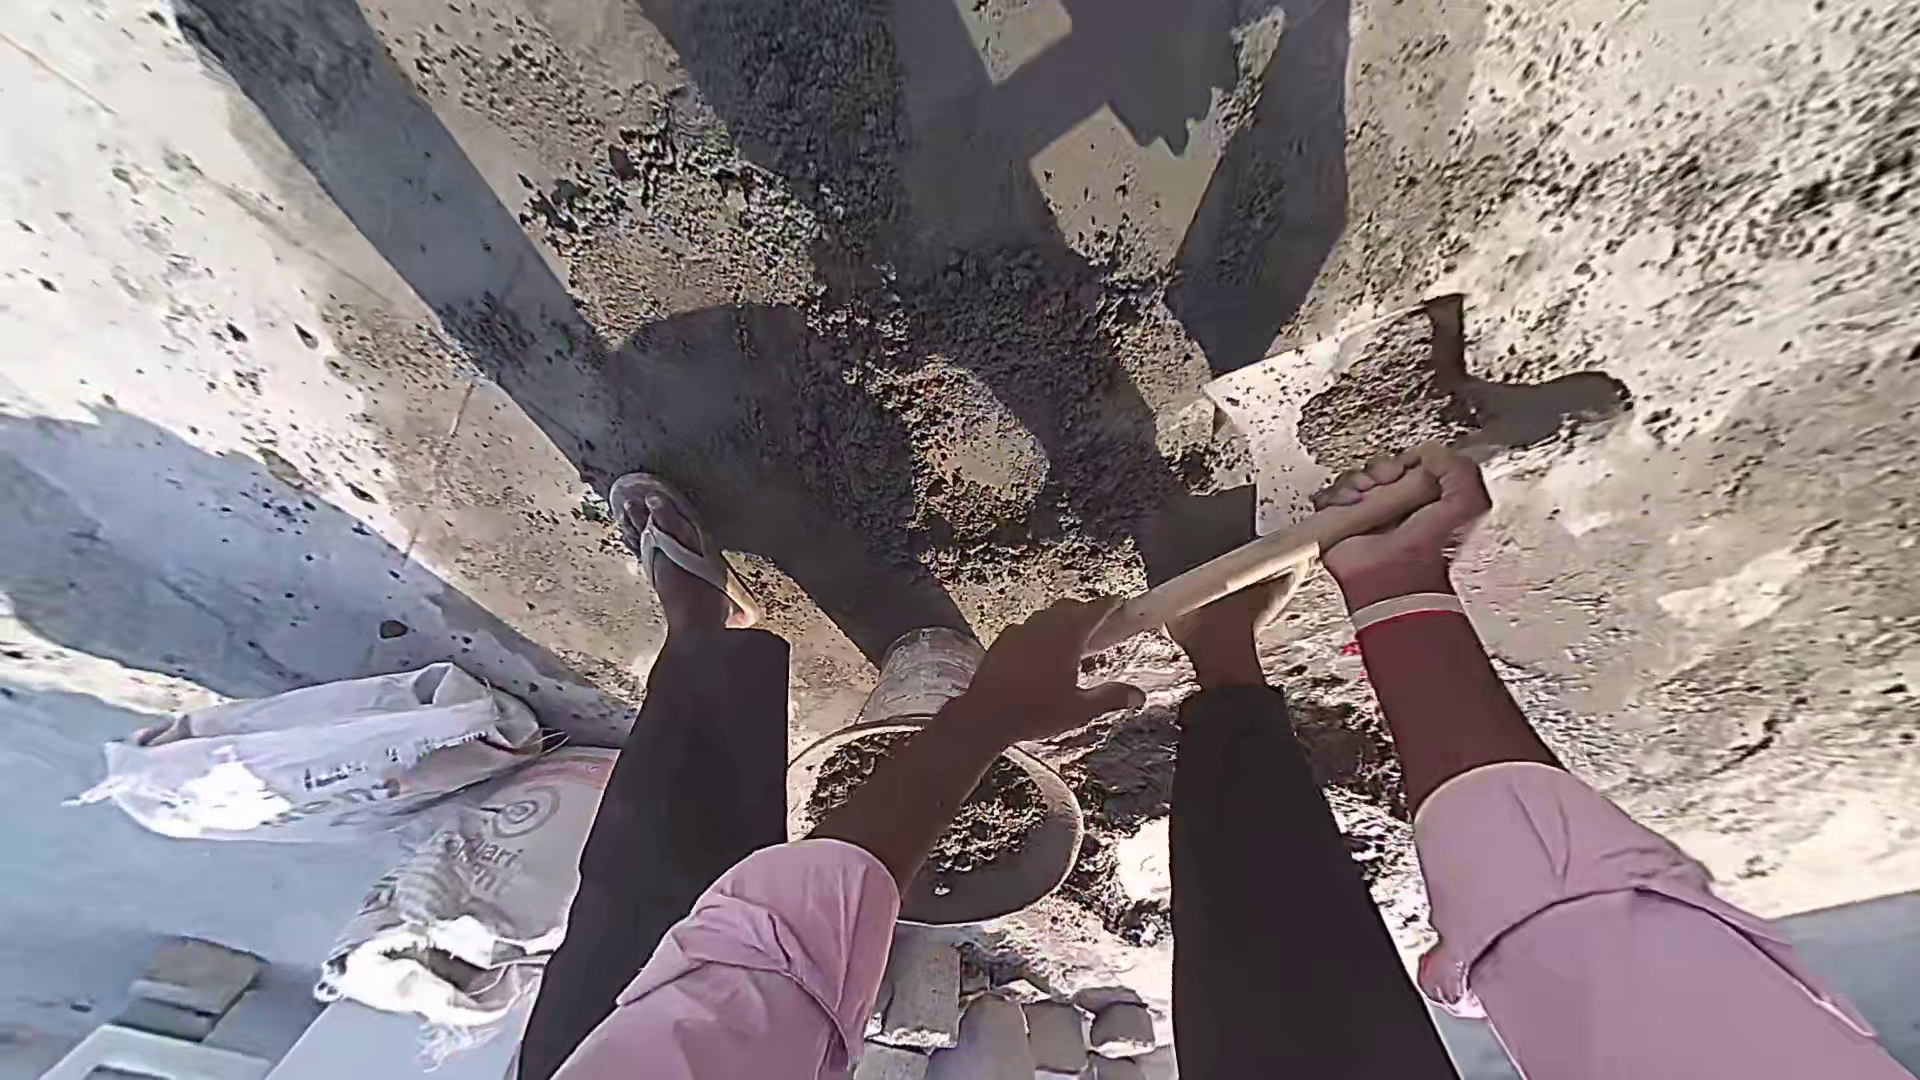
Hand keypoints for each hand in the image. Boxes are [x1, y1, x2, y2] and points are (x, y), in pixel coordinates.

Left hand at [946, 599, 1146, 745]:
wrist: (987, 714)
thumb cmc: (1035, 712)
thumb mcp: (1080, 709)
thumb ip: (1110, 697)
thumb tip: (1137, 694)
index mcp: (1067, 637)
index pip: (1093, 610)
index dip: (1109, 605)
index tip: (1119, 602)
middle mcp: (1043, 627)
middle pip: (1070, 608)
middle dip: (1086, 612)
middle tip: (1099, 623)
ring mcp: (1020, 630)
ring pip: (1047, 615)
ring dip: (1061, 620)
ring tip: (1071, 638)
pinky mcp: (1003, 640)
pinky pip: (1027, 627)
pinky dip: (1039, 632)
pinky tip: (1040, 650)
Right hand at [1311, 442, 1491, 607]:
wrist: (1392, 575)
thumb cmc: (1430, 549)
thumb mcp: (1467, 504)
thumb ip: (1459, 470)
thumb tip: (1430, 451)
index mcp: (1422, 496)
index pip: (1407, 463)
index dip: (1405, 460)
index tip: (1405, 469)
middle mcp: (1392, 503)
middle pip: (1376, 468)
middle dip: (1378, 470)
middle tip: (1383, 484)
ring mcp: (1363, 512)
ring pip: (1350, 479)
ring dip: (1354, 483)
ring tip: (1362, 498)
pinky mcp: (1336, 522)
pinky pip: (1326, 496)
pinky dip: (1332, 497)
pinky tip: (1346, 506)